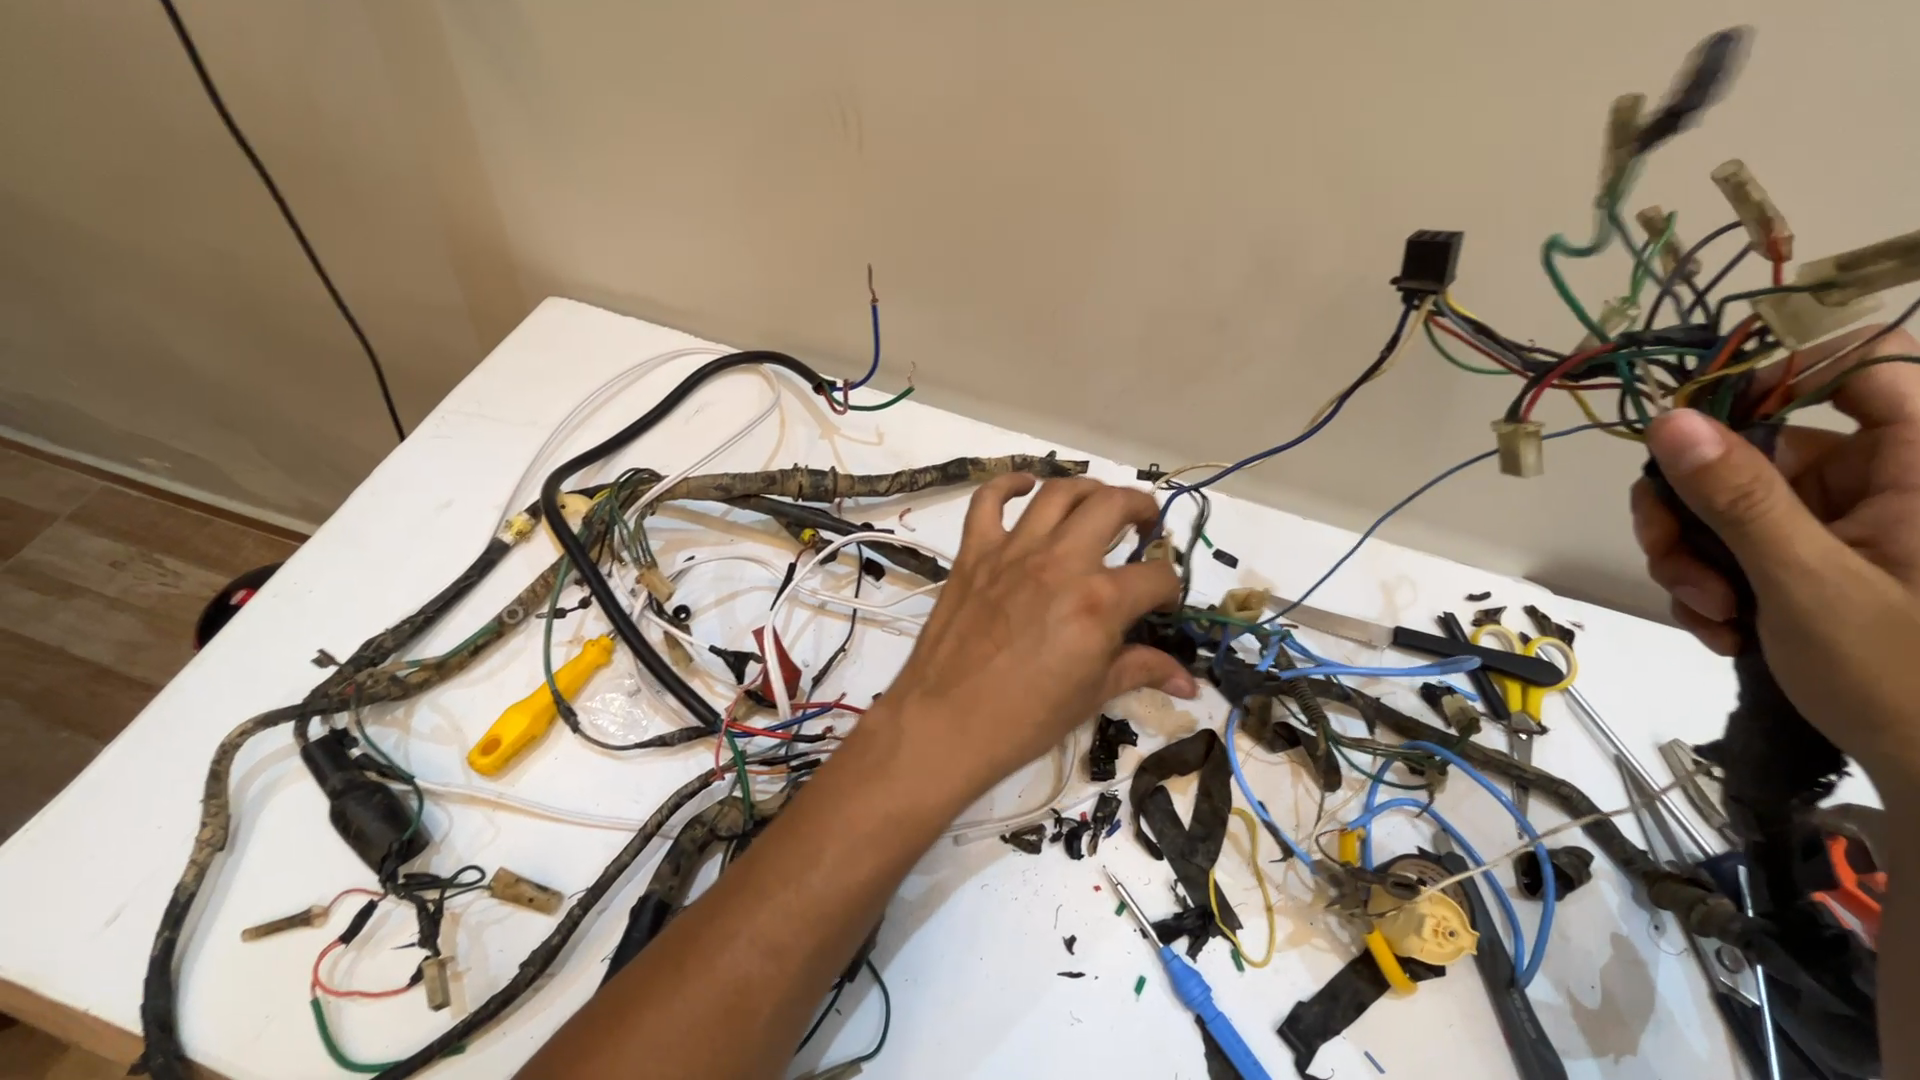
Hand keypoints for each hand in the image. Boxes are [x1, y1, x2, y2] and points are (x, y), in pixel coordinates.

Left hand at [865, 475, 1194, 798]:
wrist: (946, 722)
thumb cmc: (1025, 718)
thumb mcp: (1092, 695)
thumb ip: (1141, 671)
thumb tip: (1189, 681)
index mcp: (1099, 601)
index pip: (1155, 576)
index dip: (1168, 588)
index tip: (1162, 601)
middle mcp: (1061, 562)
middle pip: (1113, 507)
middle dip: (1141, 509)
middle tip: (1144, 524)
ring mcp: (1013, 551)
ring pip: (1058, 493)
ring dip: (1087, 489)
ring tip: (1098, 502)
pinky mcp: (974, 552)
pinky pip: (988, 500)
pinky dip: (1008, 484)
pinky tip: (1025, 485)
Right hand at [1629, 324, 1919, 784]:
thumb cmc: (1903, 674)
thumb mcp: (1805, 581)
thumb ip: (1736, 496)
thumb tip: (1671, 418)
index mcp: (1918, 469)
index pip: (1862, 369)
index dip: (1780, 374)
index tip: (1699, 424)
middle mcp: (1880, 485)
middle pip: (1757, 449)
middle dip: (1694, 507)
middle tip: (1672, 560)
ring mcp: (1843, 528)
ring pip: (1729, 504)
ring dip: (1693, 557)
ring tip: (1709, 614)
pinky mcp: (1813, 564)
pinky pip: (1737, 548)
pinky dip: (1713, 585)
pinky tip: (1723, 629)